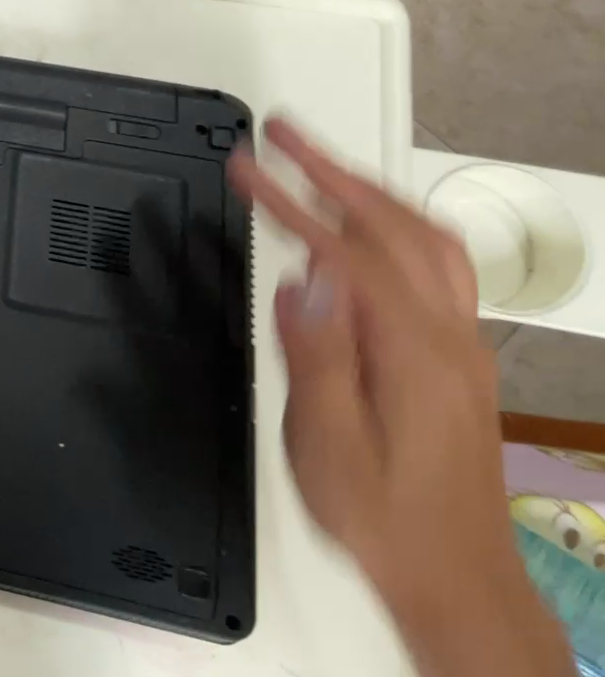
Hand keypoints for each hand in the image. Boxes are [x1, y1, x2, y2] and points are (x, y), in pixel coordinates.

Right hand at [231, 118, 571, 676]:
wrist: (452, 570)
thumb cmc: (378, 511)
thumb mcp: (326, 439)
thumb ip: (318, 354)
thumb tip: (301, 280)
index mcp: (409, 352)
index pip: (344, 250)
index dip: (290, 200)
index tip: (246, 165)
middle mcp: (447, 336)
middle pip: (397, 227)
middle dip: (333, 169)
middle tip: (280, 135)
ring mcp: (460, 342)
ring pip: (426, 239)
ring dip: (368, 188)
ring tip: (314, 162)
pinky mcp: (456, 353)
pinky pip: (435, 265)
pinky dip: (391, 223)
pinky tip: (359, 225)